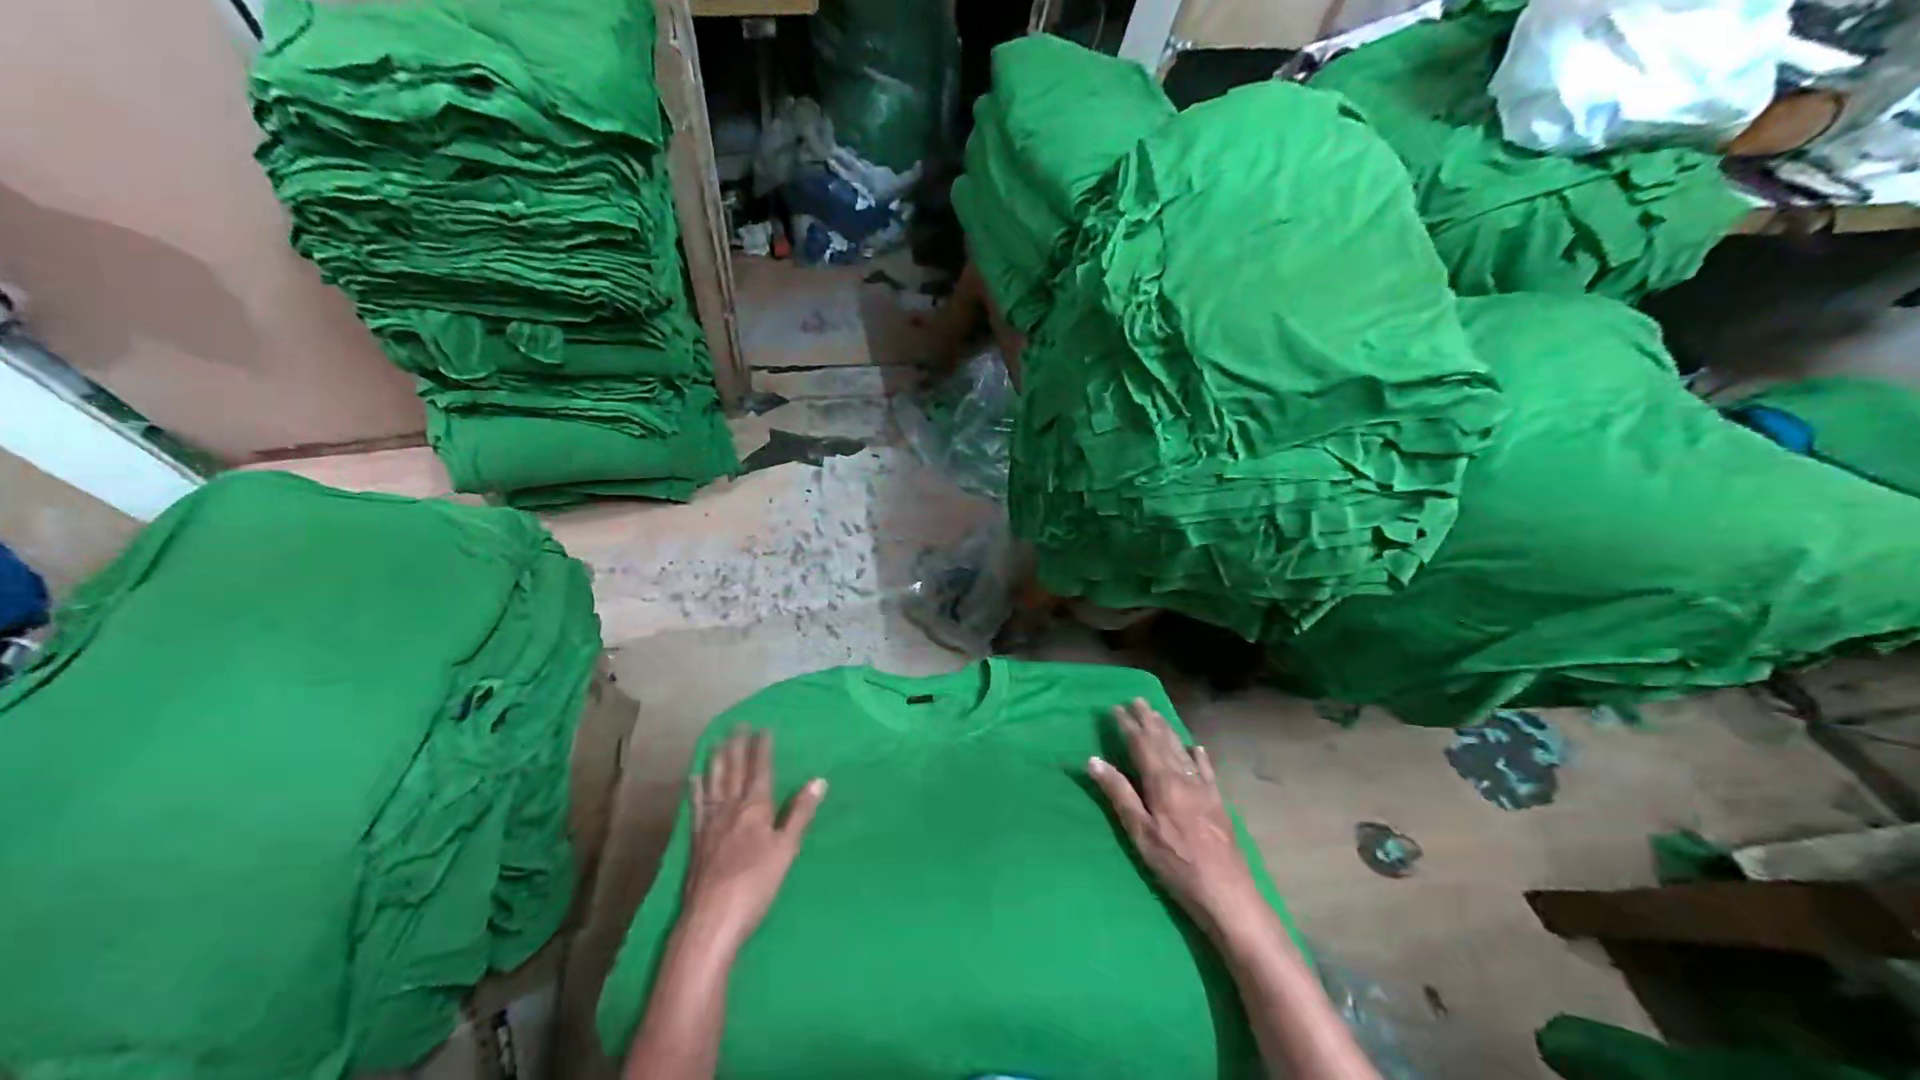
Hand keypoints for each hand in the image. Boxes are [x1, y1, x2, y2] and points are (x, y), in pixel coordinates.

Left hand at [680, 727, 825, 951]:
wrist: (711, 919)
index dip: (762, 749)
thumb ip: (800, 813)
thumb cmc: (756, 884)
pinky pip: (696, 806)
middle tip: (737, 725)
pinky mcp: (695, 841)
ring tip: (715, 742)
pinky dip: (696, 790)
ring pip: (713, 784)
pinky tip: (693, 780)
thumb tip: (818, 779)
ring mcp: (709, 824)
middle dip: (737, 747)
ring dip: (716, 761)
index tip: (763, 729)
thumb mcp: (786, 848)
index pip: (760, 771)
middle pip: (733, 771)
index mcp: (755, 808)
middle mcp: (730, 809)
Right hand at [1088, 698, 1261, 933]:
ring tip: (1158, 714)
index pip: (1142, 745)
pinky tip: (1196, 748)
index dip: (1128, 725)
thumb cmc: (1176, 865)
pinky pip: (1206, 770)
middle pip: (1163, 742)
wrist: (1228, 893)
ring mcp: (1205, 789)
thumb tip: (1094, 760)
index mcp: (1162, 783)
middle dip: (1149, 720)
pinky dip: (1198, 755)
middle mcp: (1184, 778)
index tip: (1116, 708)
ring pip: (1183, 751)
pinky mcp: (1218, 802)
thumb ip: (1119, 794)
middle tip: (1137, 700)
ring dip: (1168, 730)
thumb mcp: (1140, 833)